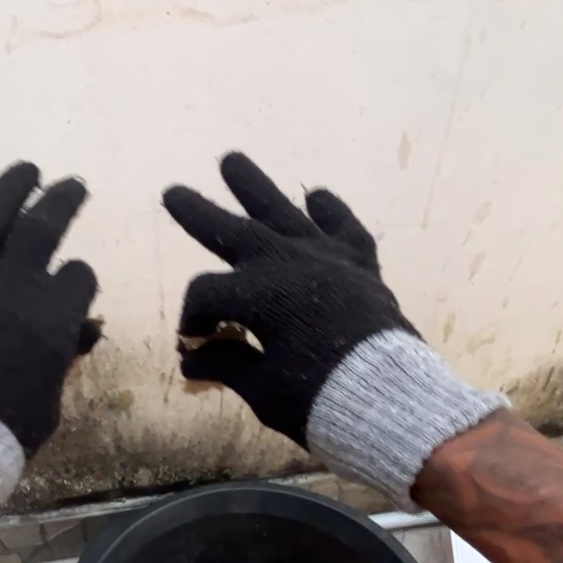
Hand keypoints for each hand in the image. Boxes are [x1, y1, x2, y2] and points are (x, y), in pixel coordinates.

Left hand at [0, 161, 100, 453]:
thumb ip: (65, 355)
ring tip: (26, 169)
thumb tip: (81, 333)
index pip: (78, 276)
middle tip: (72, 183)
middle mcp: (18, 281)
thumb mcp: (53, 390)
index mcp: (55, 312)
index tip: (76, 284)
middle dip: (62, 200)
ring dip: (11, 188)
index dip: (79, 279)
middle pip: (45, 225)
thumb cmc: (13, 419)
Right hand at [162, 153, 504, 504]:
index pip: (207, 296)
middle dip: (199, 215)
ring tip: (232, 160)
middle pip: (233, 233)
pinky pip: (343, 229)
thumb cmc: (317, 399)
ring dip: (254, 188)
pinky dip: (330, 213)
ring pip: (283, 213)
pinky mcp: (360, 266)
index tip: (193, 347)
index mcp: (258, 294)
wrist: (389, 403)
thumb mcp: (261, 389)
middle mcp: (288, 263)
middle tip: (173, 192)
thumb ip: (227, 364)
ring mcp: (327, 259)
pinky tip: (315, 196)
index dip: (193, 321)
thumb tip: (194, 358)